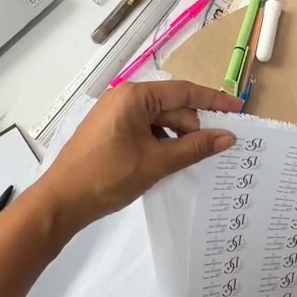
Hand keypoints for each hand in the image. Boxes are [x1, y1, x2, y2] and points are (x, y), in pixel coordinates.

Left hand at [27, 81, 241, 234]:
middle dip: (194, 126)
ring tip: (195, 159)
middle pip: (171, 106)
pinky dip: (161, 143)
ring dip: (177, 137)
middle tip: (218, 147)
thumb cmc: (107, 177)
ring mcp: (115, 114)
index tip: (238, 107)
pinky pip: (145, 130)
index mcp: (135, 96)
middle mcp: (124, 98)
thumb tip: (227, 137)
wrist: (58, 204)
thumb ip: (194, 147)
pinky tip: (170, 161)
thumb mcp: (156, 163)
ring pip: (159, 120)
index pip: (183, 92)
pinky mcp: (109, 131)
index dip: (213, 100)